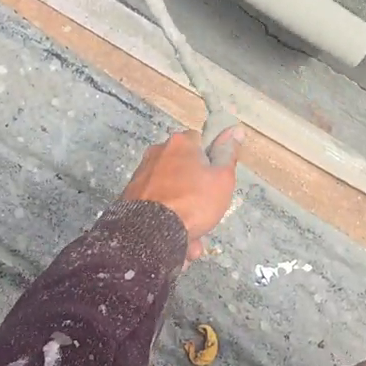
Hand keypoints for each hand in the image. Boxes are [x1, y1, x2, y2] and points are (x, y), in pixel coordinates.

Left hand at [118, 127, 242, 261]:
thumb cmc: (193, 201)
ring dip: (181, 207)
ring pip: (170, 189)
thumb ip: (228, 154)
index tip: (215, 178)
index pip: (200, 141)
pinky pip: (156, 204)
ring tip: (191, 233)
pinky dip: (165, 216)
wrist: (150, 234)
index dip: (210, 160)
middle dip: (194, 188)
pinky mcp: (129, 196)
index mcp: (180, 143)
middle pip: (183, 167)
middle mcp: (156, 152)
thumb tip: (236, 130)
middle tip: (204, 209)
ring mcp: (140, 174)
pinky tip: (174, 236)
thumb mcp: (222, 179)